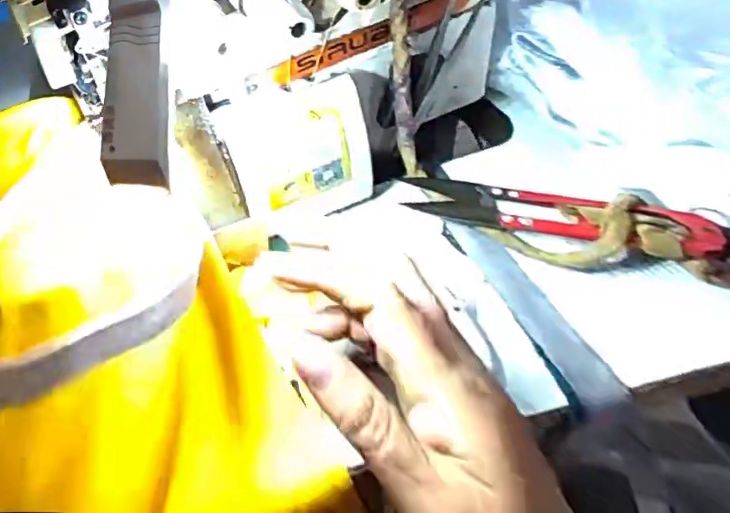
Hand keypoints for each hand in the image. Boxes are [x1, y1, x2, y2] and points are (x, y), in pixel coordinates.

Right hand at [258, 252, 569, 512]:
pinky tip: (331, 344)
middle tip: (286, 244)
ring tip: (296, 304)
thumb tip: (295, 344)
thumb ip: (359, 414)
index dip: (320, 269)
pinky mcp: (455, 388)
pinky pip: (400, 328)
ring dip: (342, 286)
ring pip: (398, 296)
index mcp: (447, 377)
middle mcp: (457, 359)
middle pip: (397, 273)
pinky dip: (356, 318)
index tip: (269, 267)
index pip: (378, 292)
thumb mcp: (418, 485)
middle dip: (337, 248)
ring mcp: (460, 370)